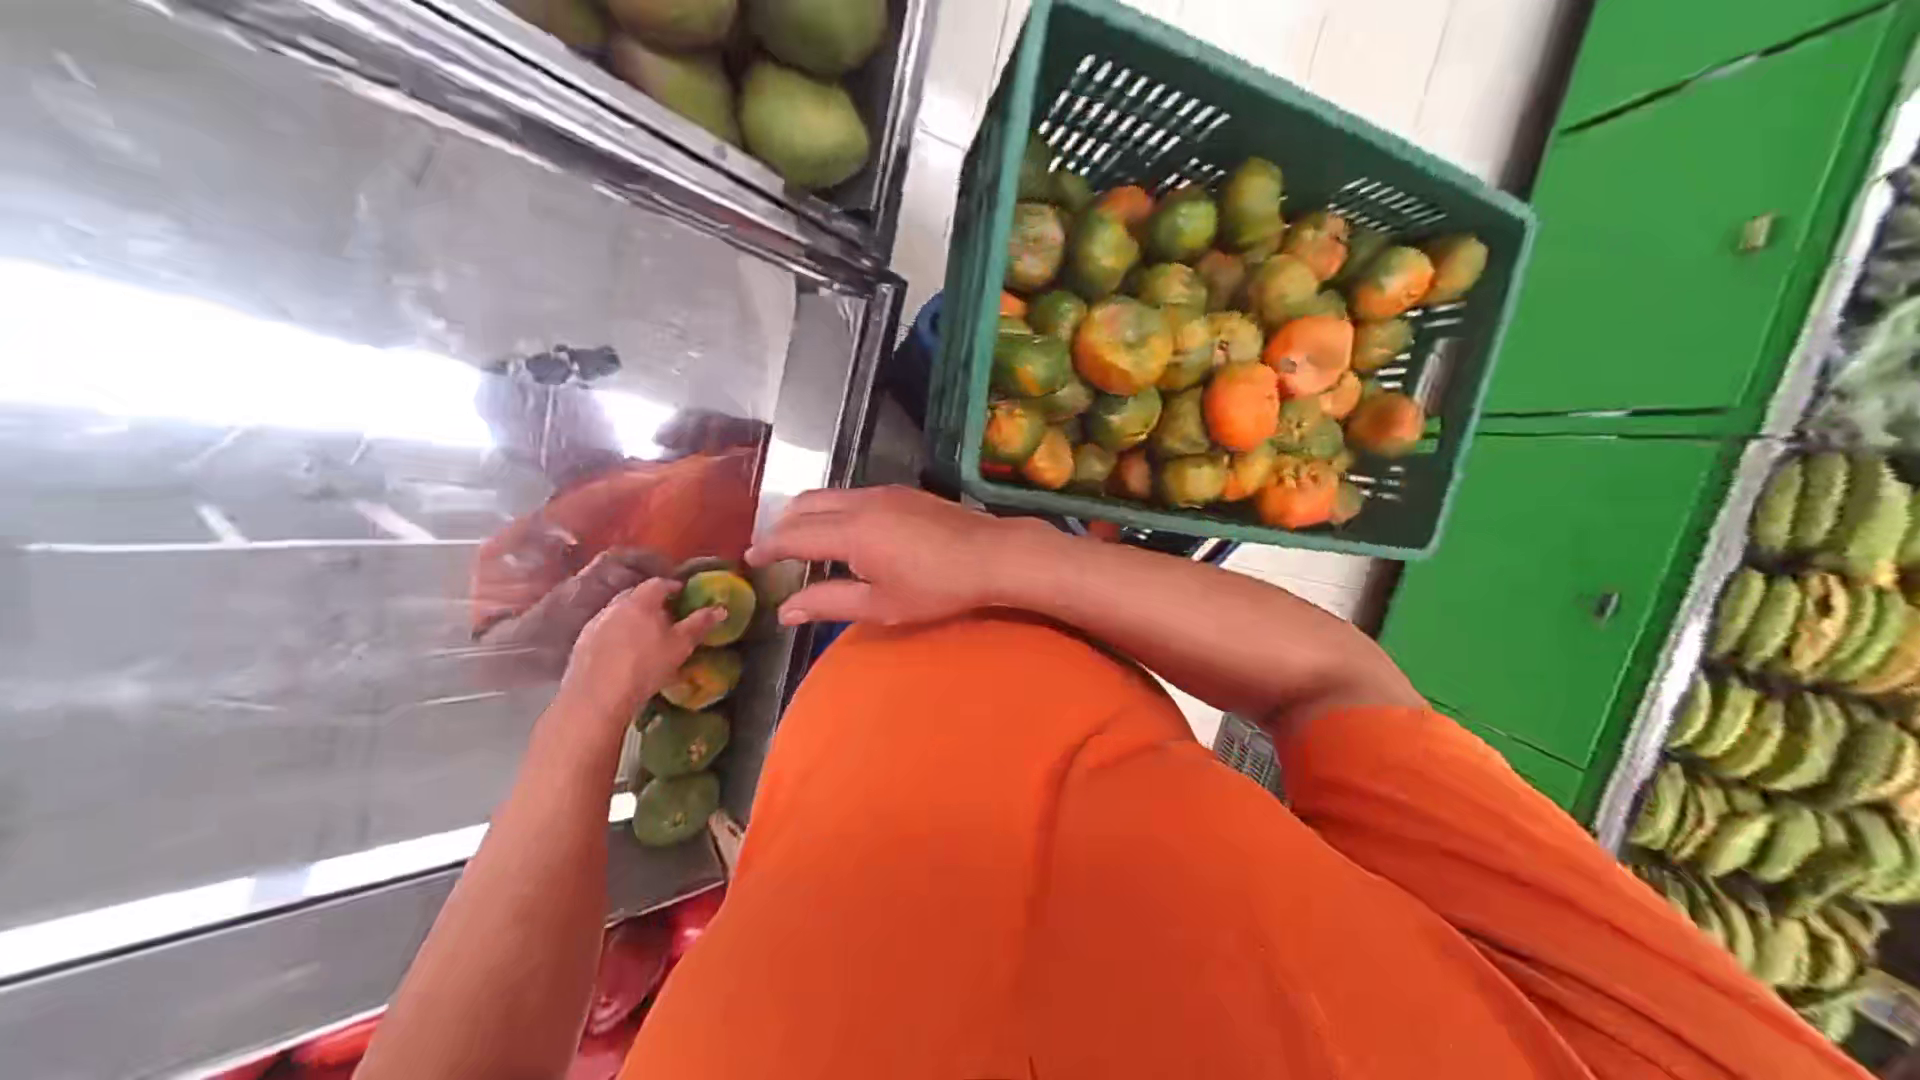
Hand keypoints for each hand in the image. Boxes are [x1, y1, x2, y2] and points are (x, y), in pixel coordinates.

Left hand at [558, 577, 726, 720]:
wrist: (597, 696)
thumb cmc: (646, 666)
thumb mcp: (680, 646)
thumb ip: (699, 624)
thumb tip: (721, 608)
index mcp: (641, 602)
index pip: (658, 583)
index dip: (672, 586)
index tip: (682, 594)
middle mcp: (615, 606)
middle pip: (635, 595)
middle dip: (651, 601)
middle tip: (665, 614)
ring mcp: (594, 623)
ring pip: (617, 612)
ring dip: (631, 618)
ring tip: (644, 635)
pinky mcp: (581, 643)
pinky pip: (604, 630)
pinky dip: (615, 634)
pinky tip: (622, 652)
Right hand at [745, 486, 1049, 626]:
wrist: (993, 554)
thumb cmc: (938, 587)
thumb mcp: (881, 604)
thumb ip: (829, 603)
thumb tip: (784, 610)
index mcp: (851, 533)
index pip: (793, 536)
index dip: (768, 547)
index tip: (751, 559)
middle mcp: (861, 503)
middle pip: (804, 506)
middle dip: (782, 526)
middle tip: (772, 550)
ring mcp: (883, 492)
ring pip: (828, 495)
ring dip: (807, 514)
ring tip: (803, 540)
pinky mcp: (901, 491)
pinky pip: (851, 494)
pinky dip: (832, 508)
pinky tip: (844, 531)